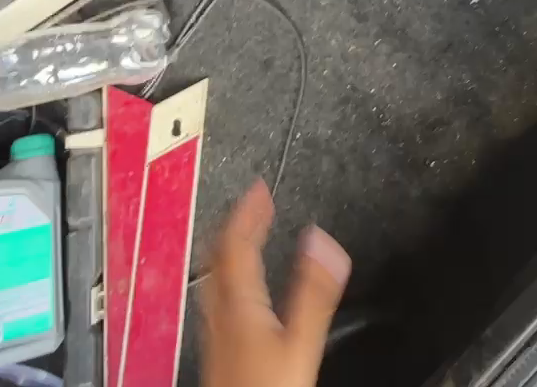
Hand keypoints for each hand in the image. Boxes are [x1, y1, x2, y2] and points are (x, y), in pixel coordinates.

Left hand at [199, 180, 351, 386]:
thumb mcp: (301, 342)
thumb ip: (314, 292)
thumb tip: (323, 239)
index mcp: (239, 304)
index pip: (236, 245)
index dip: (247, 212)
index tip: (259, 188)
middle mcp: (220, 313)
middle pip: (217, 257)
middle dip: (234, 224)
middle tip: (252, 203)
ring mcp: (214, 333)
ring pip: (213, 276)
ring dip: (228, 247)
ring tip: (244, 232)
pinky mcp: (218, 350)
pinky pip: (217, 295)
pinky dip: (228, 272)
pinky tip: (240, 286)